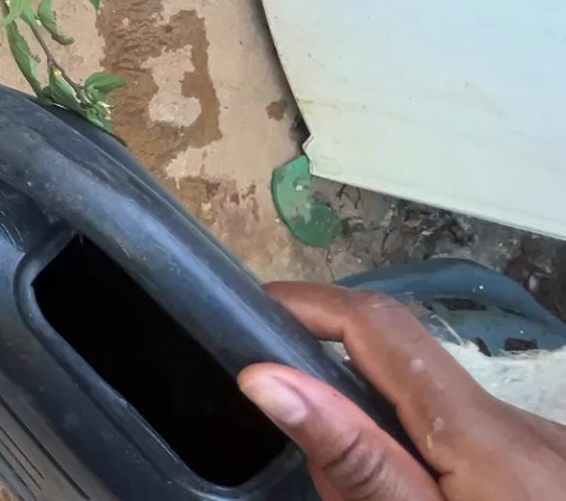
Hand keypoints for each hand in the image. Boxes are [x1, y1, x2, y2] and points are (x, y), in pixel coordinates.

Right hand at [238, 282, 565, 499]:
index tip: (248, 312)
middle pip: (403, 376)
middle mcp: (532, 430)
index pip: (378, 323)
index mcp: (490, 437)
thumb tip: (261, 374)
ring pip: (438, 413)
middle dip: (343, 405)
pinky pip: (479, 442)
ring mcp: (557, 454)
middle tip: (330, 480)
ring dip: (392, 442)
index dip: (305, 301)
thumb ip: (351, 459)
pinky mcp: (563, 474)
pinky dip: (438, 463)